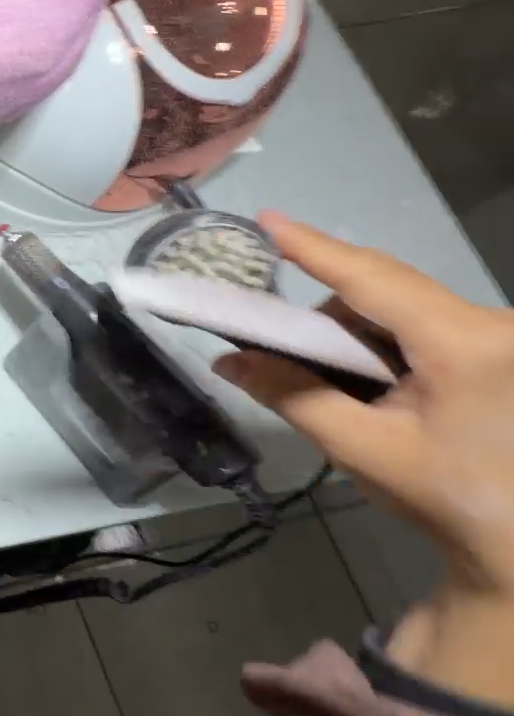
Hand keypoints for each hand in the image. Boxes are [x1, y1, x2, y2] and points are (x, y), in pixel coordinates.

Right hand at [214, 213, 513, 702]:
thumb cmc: (449, 494)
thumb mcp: (359, 445)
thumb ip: (292, 394)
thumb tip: (229, 358)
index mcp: (468, 344)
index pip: (376, 280)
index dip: (318, 248)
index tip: (270, 221)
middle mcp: (498, 328)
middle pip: (388, 296)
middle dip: (325, 319)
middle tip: (277, 356)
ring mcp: (506, 341)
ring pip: (407, 315)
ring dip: (356, 340)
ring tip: (336, 391)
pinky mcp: (506, 357)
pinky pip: (431, 334)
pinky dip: (385, 353)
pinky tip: (374, 391)